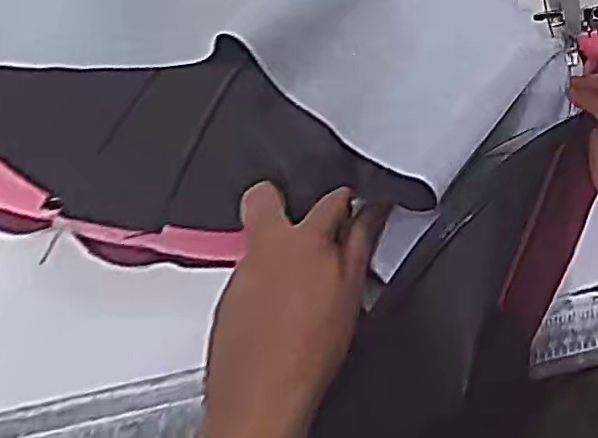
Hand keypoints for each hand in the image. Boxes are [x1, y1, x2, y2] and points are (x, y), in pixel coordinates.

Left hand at [201, 184, 387, 437]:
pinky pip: (247, 278)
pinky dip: (265, 285)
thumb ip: (361, 240)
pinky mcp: (224, 304)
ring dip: (278, 252)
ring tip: (303, 285)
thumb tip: (373, 210)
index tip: (356, 208)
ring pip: (257, 243)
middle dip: (280, 194)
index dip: (349, 199)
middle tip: (301, 213)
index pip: (332, 198)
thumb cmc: (308, 349)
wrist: (260, 403)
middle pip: (262, 197)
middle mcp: (263, 250)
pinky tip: (283, 312)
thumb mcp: (351, 288)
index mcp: (301, 239)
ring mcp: (238, 276)